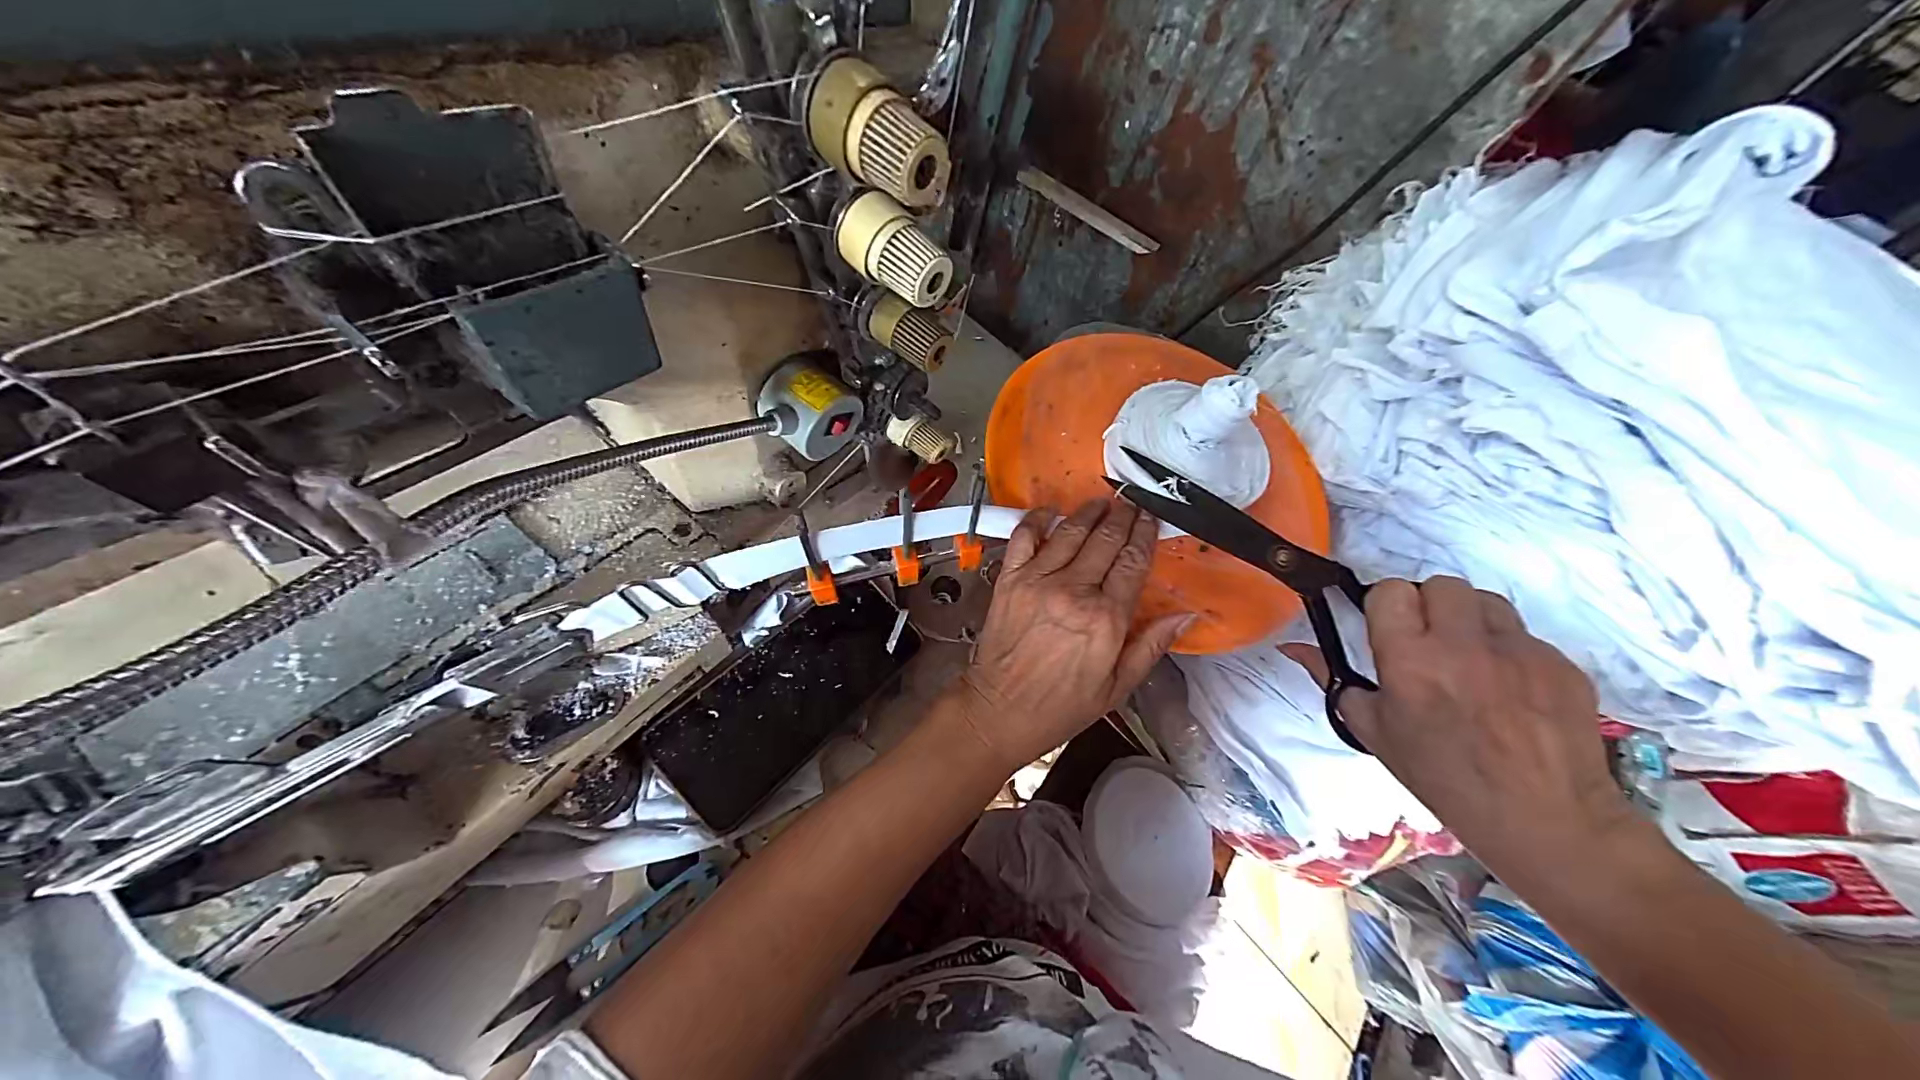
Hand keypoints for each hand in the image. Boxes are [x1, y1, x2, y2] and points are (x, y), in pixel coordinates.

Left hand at [952, 498, 1189, 774]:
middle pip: (1104, 541)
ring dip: (1088, 513)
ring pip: (1069, 533)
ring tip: (1100, 502)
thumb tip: (1185, 617)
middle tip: (1130, 502)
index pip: (1132, 562)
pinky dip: (1037, 519)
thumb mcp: (1116, 688)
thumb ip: (1150, 647)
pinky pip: (1024, 537)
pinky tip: (1050, 511)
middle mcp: (1073, 591)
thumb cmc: (1060, 706)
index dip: (1144, 535)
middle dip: (1121, 516)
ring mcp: (1037, 581)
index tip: (1150, 519)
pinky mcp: (1008, 580)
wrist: (999, 711)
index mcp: (1105, 619)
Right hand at [1282, 577, 1632, 876]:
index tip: (1388, 626)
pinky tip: (1508, 686)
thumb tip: (1293, 647)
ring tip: (1468, 656)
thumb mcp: (1374, 730)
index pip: (1391, 591)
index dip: (1385, 605)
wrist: (1544, 819)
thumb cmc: (1443, 777)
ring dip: (1469, 618)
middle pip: (1440, 585)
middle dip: (1428, 605)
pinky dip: (1509, 650)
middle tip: (1427, 639)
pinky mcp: (1561, 663)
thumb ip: (1332, 679)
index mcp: (1410, 662)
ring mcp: (1519, 651)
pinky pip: (1524, 634)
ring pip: (1485, 600)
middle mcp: (1464, 646)